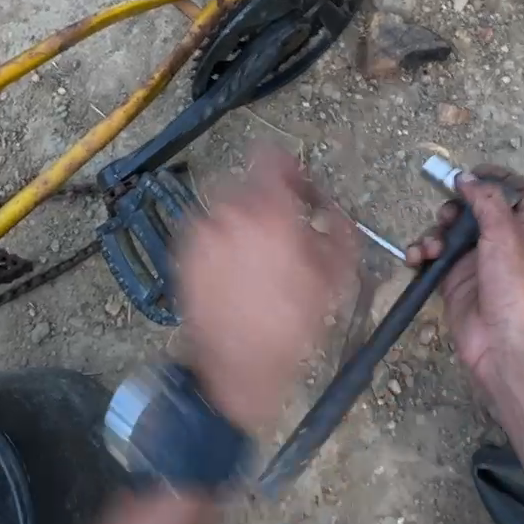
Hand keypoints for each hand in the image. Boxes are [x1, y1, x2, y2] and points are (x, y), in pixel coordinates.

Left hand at [174, 145, 355, 430]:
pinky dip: (219, 238)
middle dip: (264, 198)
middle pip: (247, 181)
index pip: (271, 157)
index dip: (288, 167)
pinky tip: (233, 267)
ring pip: (224, 206)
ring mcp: (202, 232)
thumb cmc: (291, 324)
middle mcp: (231, 212)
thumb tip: (333, 210)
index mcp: (270, 210)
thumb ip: (339, 230)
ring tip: (254, 252)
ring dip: (241, 218)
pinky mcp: (183, 253)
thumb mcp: (334, 277)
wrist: (239, 366)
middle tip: (278, 224)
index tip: (296, 186)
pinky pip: (204, 230)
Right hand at [405, 166, 523, 393]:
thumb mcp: (505, 235)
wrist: (505, 345)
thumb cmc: (515, 286)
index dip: (500, 179)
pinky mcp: (452, 282)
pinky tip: (415, 259)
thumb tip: (466, 178)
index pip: (519, 194)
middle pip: (474, 211)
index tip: (474, 174)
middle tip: (447, 216)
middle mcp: (500, 244)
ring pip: (448, 234)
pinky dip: (421, 254)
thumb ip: (485, 202)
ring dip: (434, 234)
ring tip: (431, 248)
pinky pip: (432, 259)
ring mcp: (474, 264)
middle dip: (454, 208)